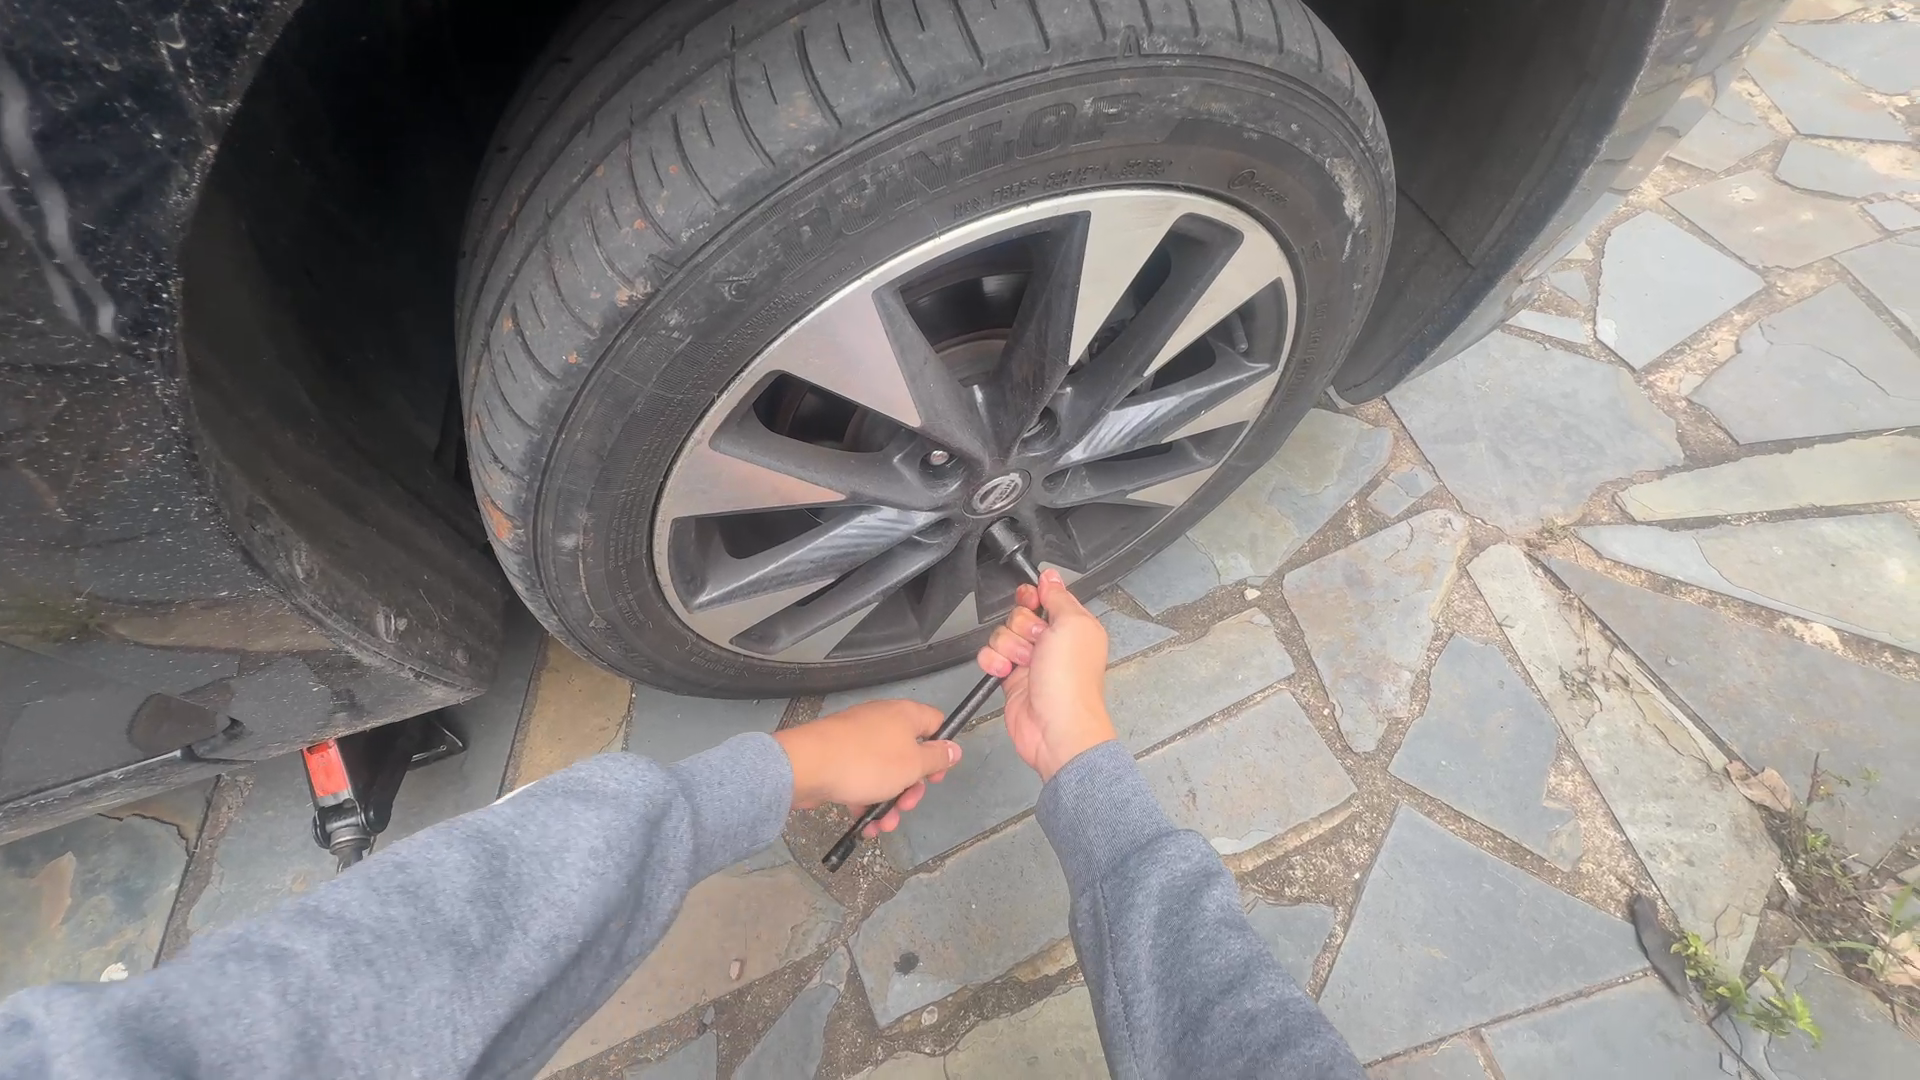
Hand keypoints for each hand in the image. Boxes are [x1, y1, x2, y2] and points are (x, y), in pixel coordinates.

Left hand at [772, 701, 959, 836]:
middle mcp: (884, 721)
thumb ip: (937, 758)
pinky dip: (867, 799)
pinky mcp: (840, 757)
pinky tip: (863, 824)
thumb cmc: (868, 762)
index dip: (942, 750)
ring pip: (886, 772)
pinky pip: (863, 778)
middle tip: (906, 806)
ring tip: (882, 826)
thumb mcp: (913, 765)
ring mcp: (859, 739)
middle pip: (911, 754)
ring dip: (889, 802)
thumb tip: (955, 748)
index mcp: (905, 715)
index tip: (936, 776)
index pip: (936, 723)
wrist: (807, 766)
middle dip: (911, 787)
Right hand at [976, 569, 1117, 781]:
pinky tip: (1004, 672)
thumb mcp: (1073, 625)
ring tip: (1023, 664)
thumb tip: (1050, 576)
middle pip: (1018, 614)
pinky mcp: (1010, 678)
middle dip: (1020, 626)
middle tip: (1036, 643)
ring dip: (1007, 647)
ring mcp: (1030, 661)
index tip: (1031, 604)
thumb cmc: (1071, 683)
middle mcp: (1052, 642)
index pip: (1045, 597)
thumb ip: (1059, 596)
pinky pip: (988, 656)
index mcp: (1072, 626)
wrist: (1055, 729)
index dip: (1033, 598)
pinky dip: (992, 662)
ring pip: (1001, 634)